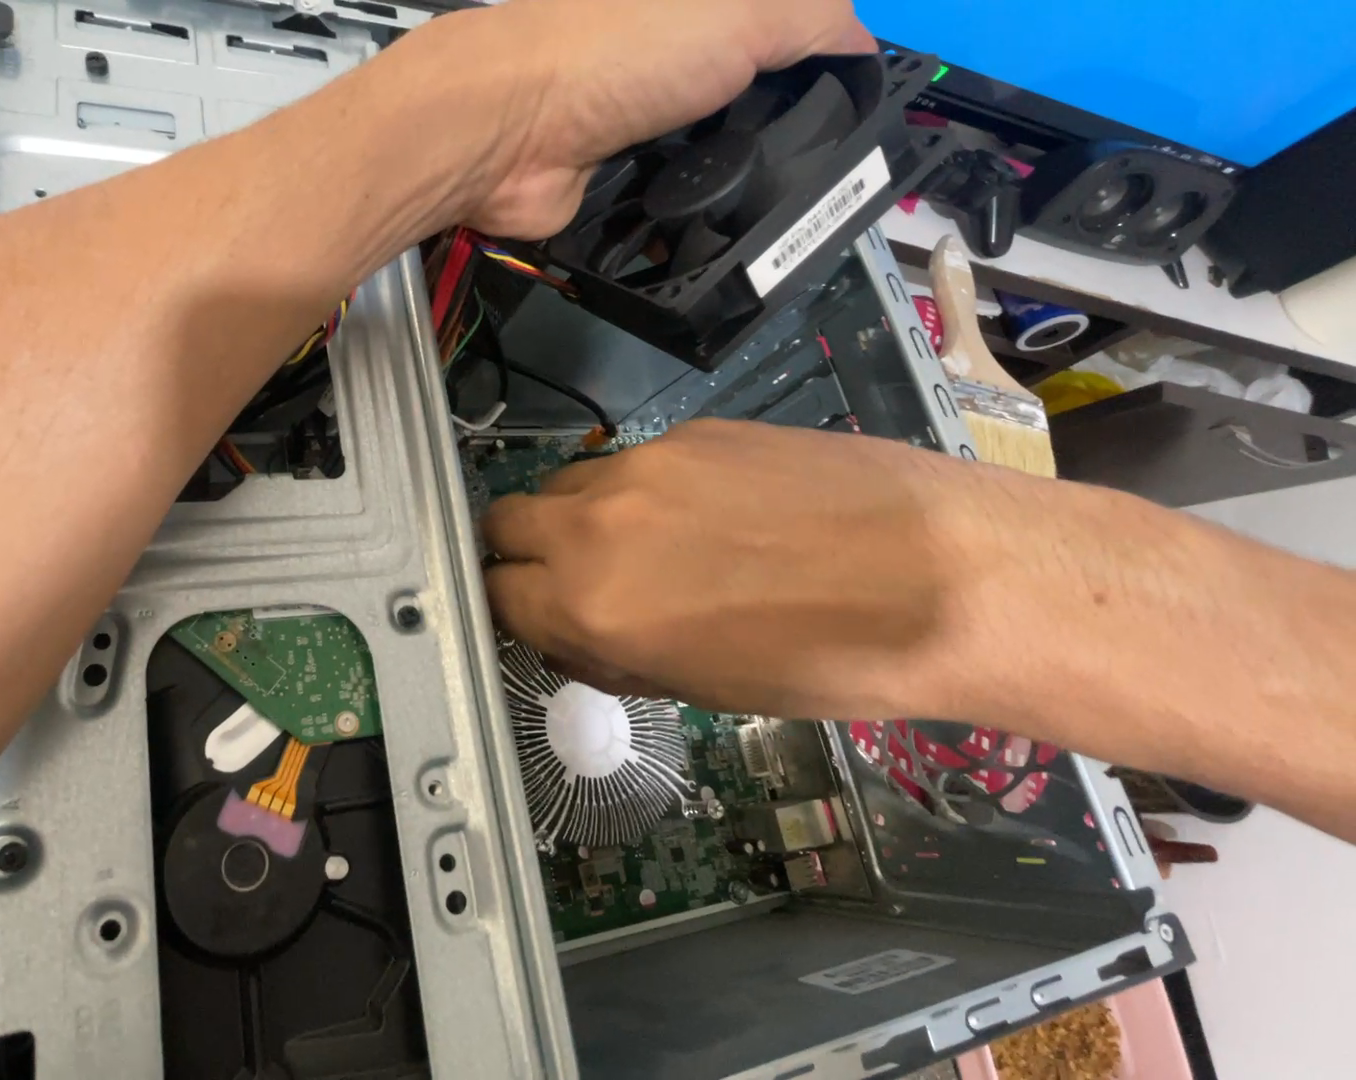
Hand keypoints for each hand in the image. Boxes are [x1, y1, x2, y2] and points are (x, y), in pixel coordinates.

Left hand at [391, 0, 873, 238]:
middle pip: (752, 109)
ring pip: (711, 166)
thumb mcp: (747, 9)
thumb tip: (865, 41)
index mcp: (707, 13)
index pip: (781, 41)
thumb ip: (814, 19)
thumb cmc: (623, 46)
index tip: (865, 108)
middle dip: (787, 139)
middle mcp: (675, 68)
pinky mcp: (616, 191)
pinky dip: (694, 223)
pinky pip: (670, 211)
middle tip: (837, 175)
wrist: (514, 129)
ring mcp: (642, 133)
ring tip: (790, 214)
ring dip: (741, 187)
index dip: (823, 72)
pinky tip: (728, 238)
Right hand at [480, 419, 1030, 722]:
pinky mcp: (691, 429)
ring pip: (562, 484)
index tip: (535, 617)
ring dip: (575, 518)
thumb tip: (569, 632)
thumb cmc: (824, 662)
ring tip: (642, 545)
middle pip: (503, 523)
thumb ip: (607, 653)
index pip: (495, 595)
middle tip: (566, 579)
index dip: (509, 611)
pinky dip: (637, 492)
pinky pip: (630, 463)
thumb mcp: (695, 687)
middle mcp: (595, 525)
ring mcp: (641, 466)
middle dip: (519, 554)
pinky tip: (703, 514)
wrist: (945, 575)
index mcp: (589, 604)